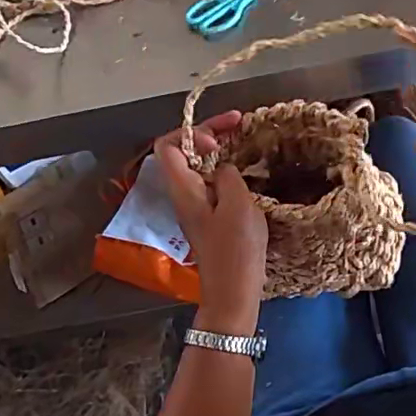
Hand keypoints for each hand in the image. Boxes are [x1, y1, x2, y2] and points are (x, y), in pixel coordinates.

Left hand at [153, 113, 267, 331]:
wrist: (234, 291)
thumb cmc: (235, 248)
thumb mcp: (237, 204)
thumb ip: (228, 175)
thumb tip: (224, 168)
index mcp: (183, 189)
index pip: (168, 146)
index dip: (191, 132)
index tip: (219, 138)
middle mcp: (184, 195)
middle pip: (185, 152)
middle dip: (210, 132)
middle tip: (239, 124)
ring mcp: (197, 207)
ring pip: (200, 166)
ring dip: (220, 150)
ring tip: (244, 141)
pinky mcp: (210, 218)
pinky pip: (212, 183)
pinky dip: (227, 169)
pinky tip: (247, 172)